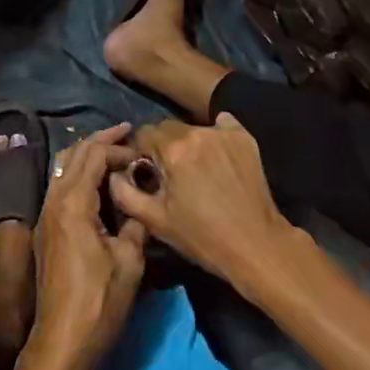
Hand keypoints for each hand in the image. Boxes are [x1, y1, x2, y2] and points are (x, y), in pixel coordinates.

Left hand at [18, 124, 147, 369]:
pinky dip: (80, 170)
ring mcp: (46, 212)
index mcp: (73, 202)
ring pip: (64, 165)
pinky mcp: (46, 227)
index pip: (95, 153)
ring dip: (88, 152)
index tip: (143, 152)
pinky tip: (98, 178)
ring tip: (114, 149)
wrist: (62, 341)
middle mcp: (54, 199)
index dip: (120, 147)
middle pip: (76, 152)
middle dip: (102, 138)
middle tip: (127, 131)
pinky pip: (61, 183)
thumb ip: (136, 220)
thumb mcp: (130, 259)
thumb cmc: (99, 299)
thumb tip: (140, 199)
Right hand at [109, 114, 293, 282]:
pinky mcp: (244, 136)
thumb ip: (126, 194)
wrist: (254, 244)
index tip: (147, 170)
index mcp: (173, 149)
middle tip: (172, 174)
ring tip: (197, 171)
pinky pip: (222, 125)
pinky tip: (219, 158)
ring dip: (189, 144)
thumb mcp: (156, 222)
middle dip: (165, 147)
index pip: (145, 133)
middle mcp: (197, 132)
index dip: (141, 152)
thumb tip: (114, 174)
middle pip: (169, 128)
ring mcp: (223, 131)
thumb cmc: (202, 237)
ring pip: (195, 128)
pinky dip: (216, 136)